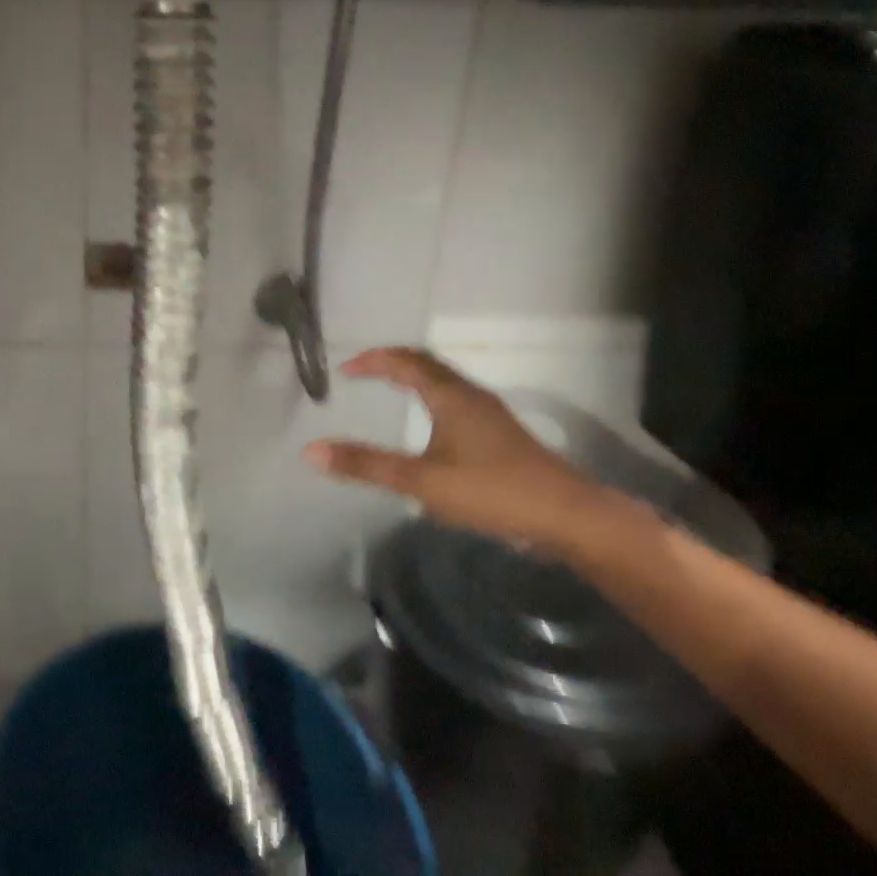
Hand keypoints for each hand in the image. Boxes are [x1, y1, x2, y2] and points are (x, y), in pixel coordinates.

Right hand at [302, 347, 623, 559]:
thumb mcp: (421, 482)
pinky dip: (432, 400)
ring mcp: (490, 416)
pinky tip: (431, 429)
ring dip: (415, 380)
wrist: (567, 516)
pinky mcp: (501, 436)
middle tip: (364, 372)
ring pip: (446, 384)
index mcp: (451, 397)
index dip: (374, 360)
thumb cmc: (491, 491)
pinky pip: (456, 402)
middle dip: (393, 364)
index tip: (345, 369)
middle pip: (428, 366)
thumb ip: (366, 466)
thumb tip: (310, 451)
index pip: (406, 362)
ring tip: (390, 392)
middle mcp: (471, 397)